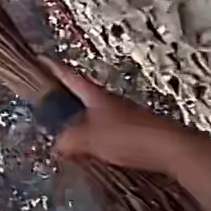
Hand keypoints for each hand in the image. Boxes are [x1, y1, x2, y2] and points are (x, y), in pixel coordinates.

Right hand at [43, 60, 197, 171]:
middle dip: (63, 99)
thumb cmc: (129, 136)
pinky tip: (90, 152)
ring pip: (93, 114)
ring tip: (64, 136)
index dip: (53, 67)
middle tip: (46, 105)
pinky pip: (105, 132)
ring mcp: (123, 116)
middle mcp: (108, 101)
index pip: (69, 76)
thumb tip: (57, 144)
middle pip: (80, 95)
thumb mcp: (89, 138)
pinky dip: (93, 138)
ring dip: (79, 122)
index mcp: (95, 95)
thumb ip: (68, 140)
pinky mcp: (133, 134)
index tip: (39, 58)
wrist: (171, 150)